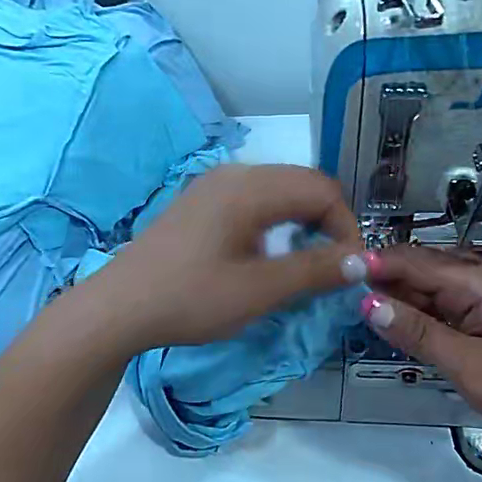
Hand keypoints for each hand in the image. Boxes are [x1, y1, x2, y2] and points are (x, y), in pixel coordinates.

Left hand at [85, 164, 364, 350]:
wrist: (119, 307)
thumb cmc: (191, 298)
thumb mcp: (260, 290)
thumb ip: (316, 270)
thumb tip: (362, 260)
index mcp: (250, 187)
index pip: (322, 190)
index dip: (346, 226)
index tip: (351, 268)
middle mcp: (234, 174)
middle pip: (302, 182)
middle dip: (328, 219)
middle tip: (335, 264)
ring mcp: (213, 183)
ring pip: (279, 188)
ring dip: (303, 217)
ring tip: (307, 258)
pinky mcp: (200, 199)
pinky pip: (254, 196)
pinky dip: (276, 217)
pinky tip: (269, 249)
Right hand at [359, 245, 481, 450]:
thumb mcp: (472, 367)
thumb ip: (418, 333)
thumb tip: (368, 303)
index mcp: (479, 281)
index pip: (412, 261)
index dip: (372, 265)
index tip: (332, 276)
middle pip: (421, 268)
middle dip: (383, 280)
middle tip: (340, 301)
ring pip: (434, 285)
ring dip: (401, 297)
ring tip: (362, 315)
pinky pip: (450, 302)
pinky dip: (424, 312)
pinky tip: (404, 327)